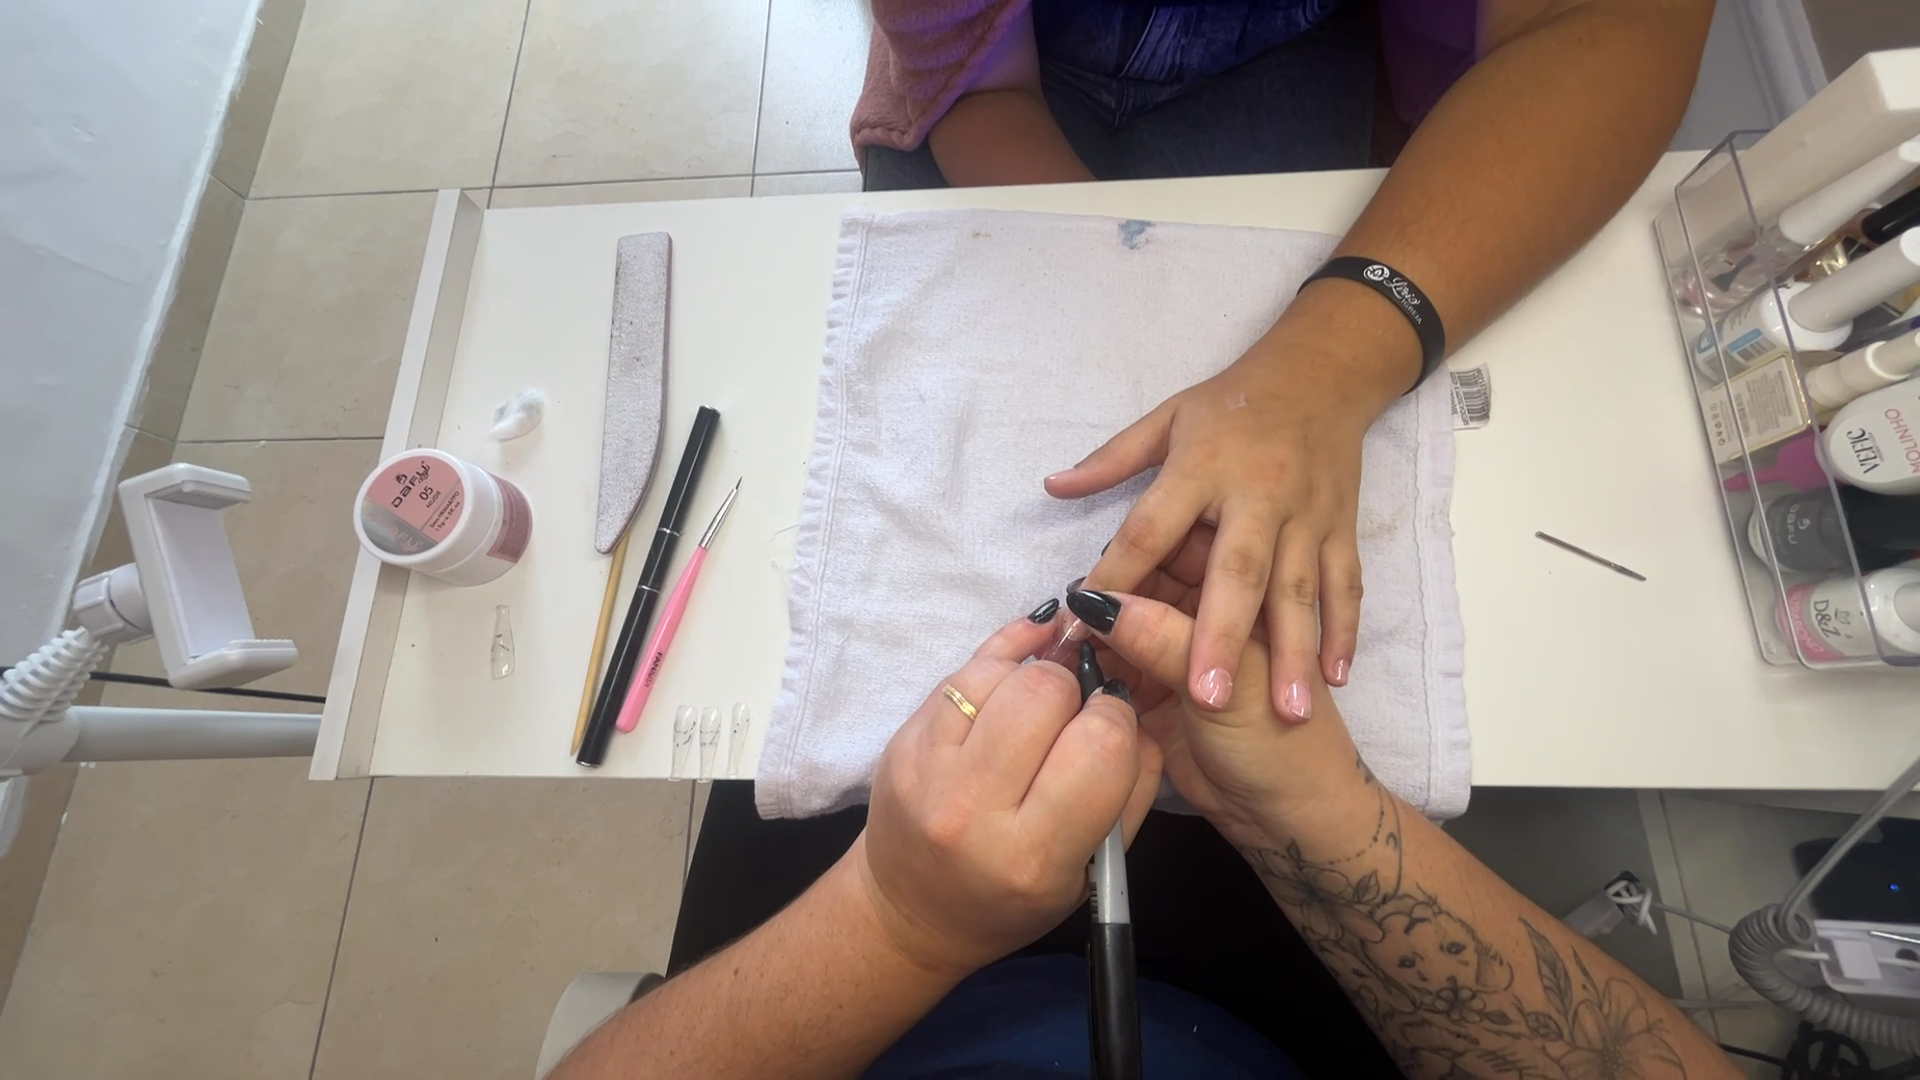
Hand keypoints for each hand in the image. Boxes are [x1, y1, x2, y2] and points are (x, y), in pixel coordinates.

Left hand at [855, 610, 1161, 977]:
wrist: (912, 909)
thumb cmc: (1013, 898)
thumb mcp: (1091, 870)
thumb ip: (1132, 788)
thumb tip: (1131, 704)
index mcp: (1033, 856)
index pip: (1100, 748)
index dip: (1117, 717)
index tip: (1111, 719)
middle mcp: (972, 809)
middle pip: (1043, 691)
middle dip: (1072, 688)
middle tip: (1070, 712)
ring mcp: (927, 769)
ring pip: (998, 671)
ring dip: (1030, 675)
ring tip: (1034, 706)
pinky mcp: (902, 739)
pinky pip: (961, 672)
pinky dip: (996, 667)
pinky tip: (1012, 676)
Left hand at [1045, 331, 1393, 721]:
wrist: (1320, 375)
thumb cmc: (1229, 404)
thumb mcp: (1165, 420)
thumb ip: (1110, 461)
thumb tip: (1051, 486)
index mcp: (1201, 468)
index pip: (1150, 528)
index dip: (1118, 575)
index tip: (1089, 626)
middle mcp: (1256, 494)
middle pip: (1236, 569)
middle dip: (1222, 634)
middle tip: (1209, 698)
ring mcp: (1307, 513)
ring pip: (1300, 587)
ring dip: (1295, 649)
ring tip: (1288, 709)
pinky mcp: (1344, 526)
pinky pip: (1347, 582)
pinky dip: (1346, 628)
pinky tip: (1338, 677)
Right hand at [1065, 583, 1369, 846]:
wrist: (1285, 818)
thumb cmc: (1281, 739)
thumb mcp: (1230, 681)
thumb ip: (1164, 637)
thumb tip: (1092, 602)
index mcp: (1231, 591)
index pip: (1172, 554)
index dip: (1129, 560)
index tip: (1084, 584)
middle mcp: (1196, 611)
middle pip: (1134, 587)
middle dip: (1099, 601)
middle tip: (1060, 621)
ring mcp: (1167, 650)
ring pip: (1115, 627)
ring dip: (1087, 635)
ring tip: (1052, 648)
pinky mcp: (1144, 688)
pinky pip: (1106, 665)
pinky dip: (1085, 666)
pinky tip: (1060, 670)